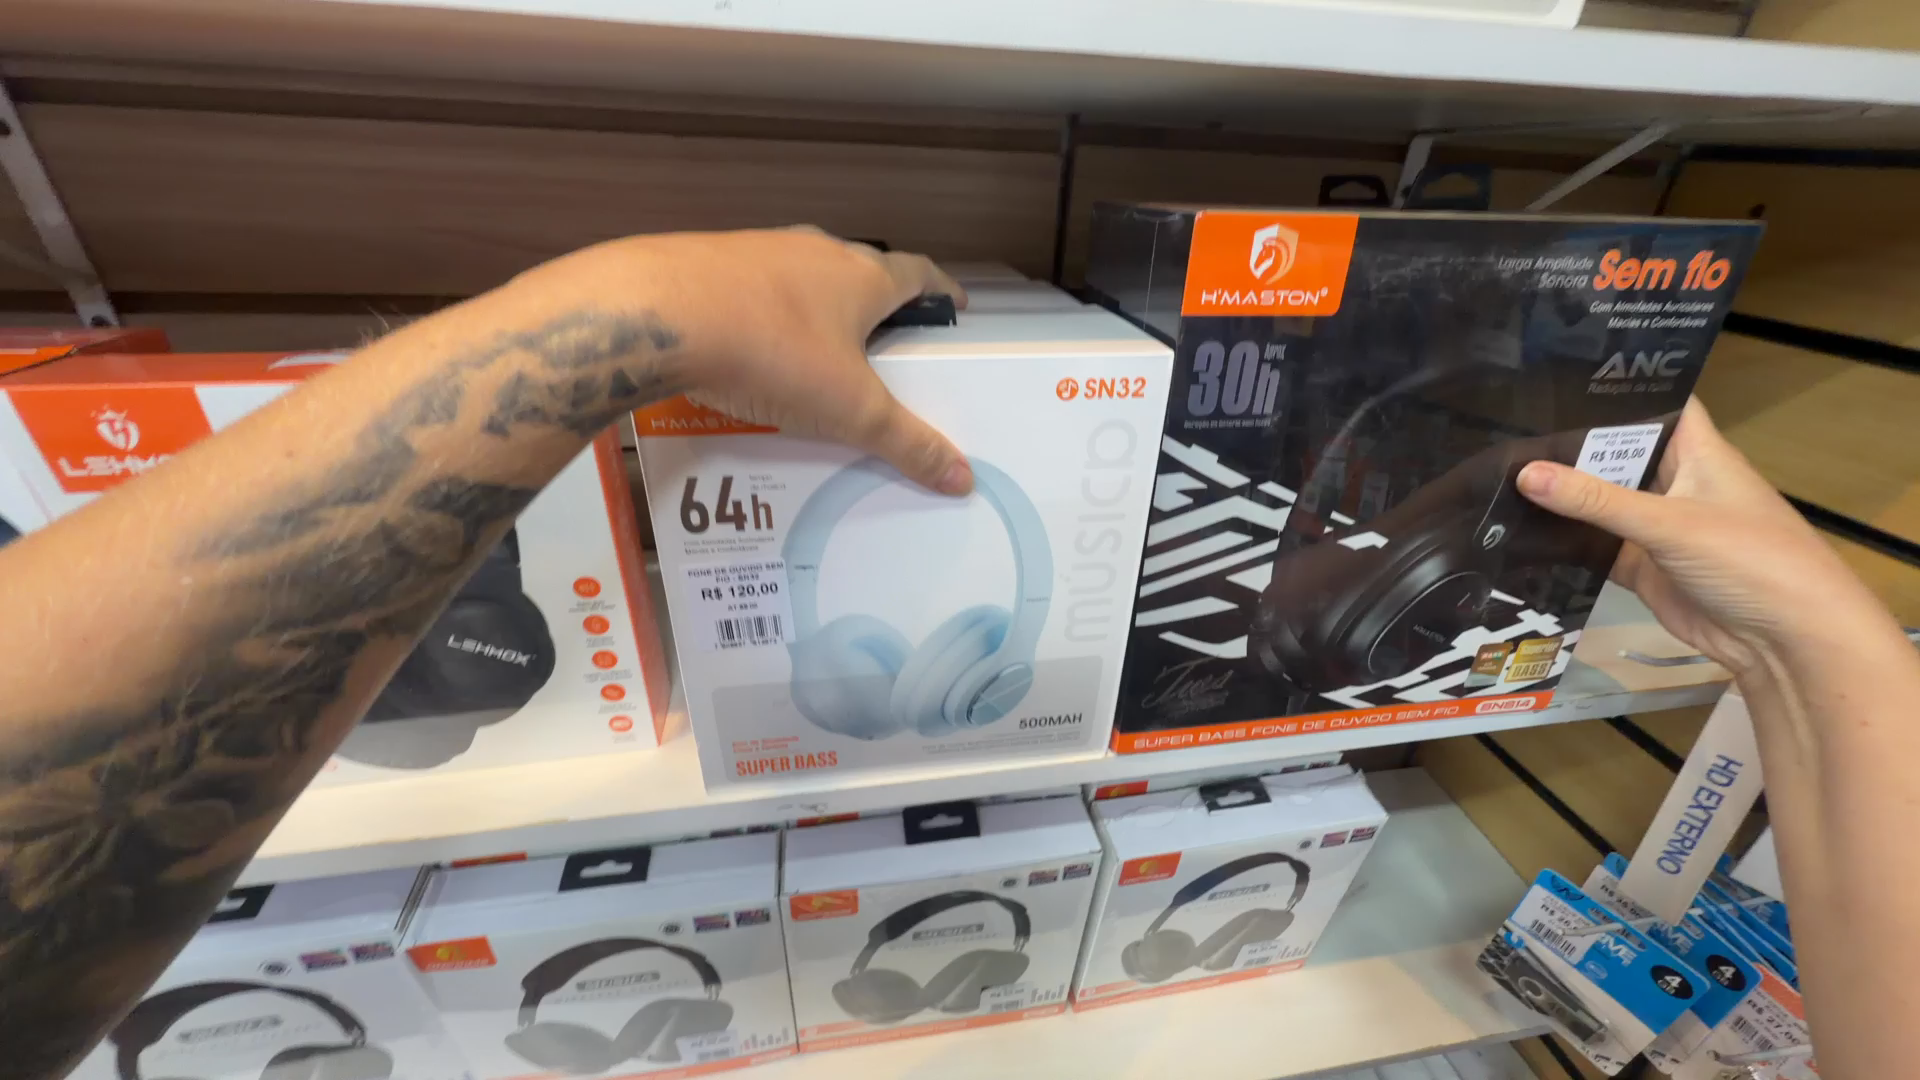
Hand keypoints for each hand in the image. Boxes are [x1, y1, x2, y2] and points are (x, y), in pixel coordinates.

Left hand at [532, 227, 972, 493]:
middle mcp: (816, 251)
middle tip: (888, 337)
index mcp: (861, 277)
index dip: (941, 289)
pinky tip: (757, 345)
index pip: (918, 273)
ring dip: (822, 303)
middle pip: (862, 269)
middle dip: (880, 301)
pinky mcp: (710, 259)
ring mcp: (760, 249)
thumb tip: (964, 480)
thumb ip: (907, 443)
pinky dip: (770, 311)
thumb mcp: (850, 410)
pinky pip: (756, 286)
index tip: (955, 304)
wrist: (659, 314)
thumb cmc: (774, 353)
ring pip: (806, 274)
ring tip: (822, 346)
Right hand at [1515, 398, 1895, 675]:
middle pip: (1614, 454)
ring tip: (1492, 473)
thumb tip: (1522, 472)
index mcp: (1698, 457)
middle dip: (1565, 444)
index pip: (1660, 408)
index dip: (1618, 391)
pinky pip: (1585, 543)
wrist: (1783, 641)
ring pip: (1594, 500)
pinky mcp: (1633, 563)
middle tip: (1502, 429)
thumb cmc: (1750, 561)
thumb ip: (1595, 500)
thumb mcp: (1671, 524)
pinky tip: (1511, 528)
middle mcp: (1671, 485)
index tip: (1557, 381)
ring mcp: (1650, 526)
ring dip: (1554, 494)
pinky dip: (1555, 538)